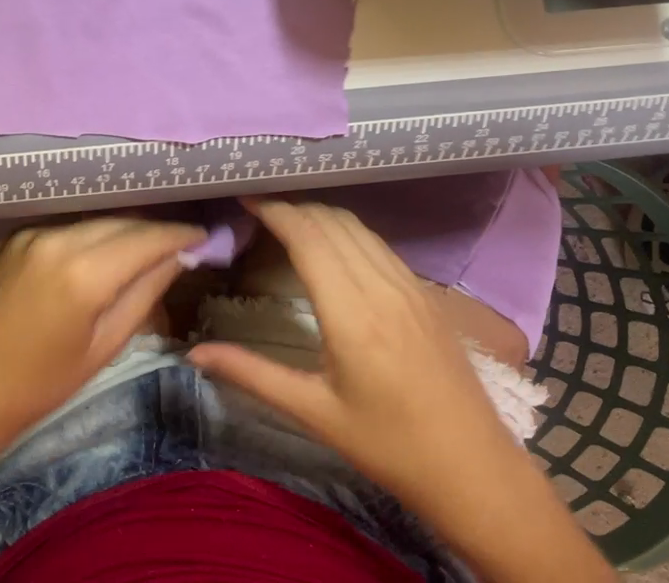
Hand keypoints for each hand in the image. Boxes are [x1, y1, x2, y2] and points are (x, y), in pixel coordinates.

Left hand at [0, 216, 205, 442]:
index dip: (181, 234)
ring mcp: (31, 233)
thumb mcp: (104, 348)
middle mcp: (56, 239)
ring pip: (95, 220)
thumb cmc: (39, 386)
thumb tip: (179, 258)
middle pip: (122, 221)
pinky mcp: (14, 235)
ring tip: (151, 247)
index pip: (147, 237)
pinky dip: (92, 235)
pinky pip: (67, 227)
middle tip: (186, 242)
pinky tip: (105, 252)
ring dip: (125, 229)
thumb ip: (144, 294)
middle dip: (155, 229)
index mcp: (82, 273)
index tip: (207, 235)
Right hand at [188, 199, 517, 493]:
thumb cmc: (388, 446)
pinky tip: (333, 246)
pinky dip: (348, 232)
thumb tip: (194, 354)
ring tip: (287, 220)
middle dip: (293, 206)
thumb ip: (252, 375)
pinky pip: (380, 246)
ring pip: (359, 228)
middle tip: (257, 208)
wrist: (475, 470)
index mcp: (351, 315)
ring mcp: (411, 288)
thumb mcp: (313, 412)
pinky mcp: (427, 296)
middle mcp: (382, 289)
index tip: (244, 199)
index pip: (308, 238)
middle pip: (332, 222)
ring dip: (321, 216)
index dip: (275, 211)